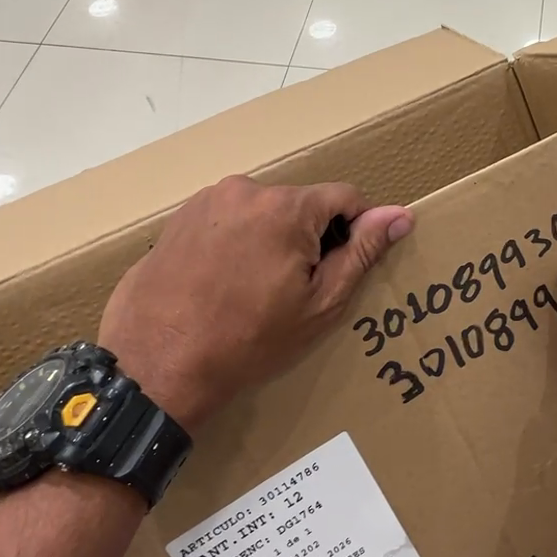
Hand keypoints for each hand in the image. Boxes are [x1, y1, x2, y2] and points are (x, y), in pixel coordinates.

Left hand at [98, 176, 411, 429]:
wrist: (156, 367)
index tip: (340, 268)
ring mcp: (206, 201)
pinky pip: (228, 219)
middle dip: (309, 236)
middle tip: (295, 288)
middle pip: (302, 204)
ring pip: (264, 211)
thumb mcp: (319, 302)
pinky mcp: (178, 218)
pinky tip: (224, 282)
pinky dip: (237, 241)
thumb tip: (400, 215)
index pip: (346, 197)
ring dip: (272, 238)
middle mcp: (246, 190)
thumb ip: (361, 251)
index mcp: (287, 207)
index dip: (355, 230)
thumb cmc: (247, 340)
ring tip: (255, 288)